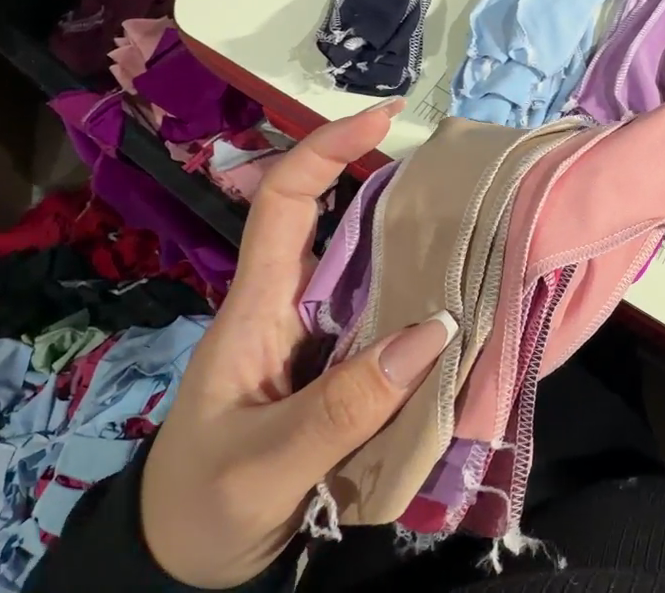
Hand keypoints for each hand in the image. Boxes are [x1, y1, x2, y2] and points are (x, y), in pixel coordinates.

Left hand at [142, 100, 454, 586]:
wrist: (180, 564)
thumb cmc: (201, 506)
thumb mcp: (266, 466)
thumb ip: (346, 406)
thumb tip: (438, 328)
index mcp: (257, 306)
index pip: (283, 201)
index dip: (327, 148)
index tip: (386, 116)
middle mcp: (290, 306)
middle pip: (342, 223)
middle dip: (399, 190)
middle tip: (468, 183)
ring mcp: (317, 337)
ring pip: (373, 272)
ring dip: (423, 251)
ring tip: (484, 237)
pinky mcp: (339, 368)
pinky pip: (389, 321)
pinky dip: (426, 305)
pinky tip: (466, 308)